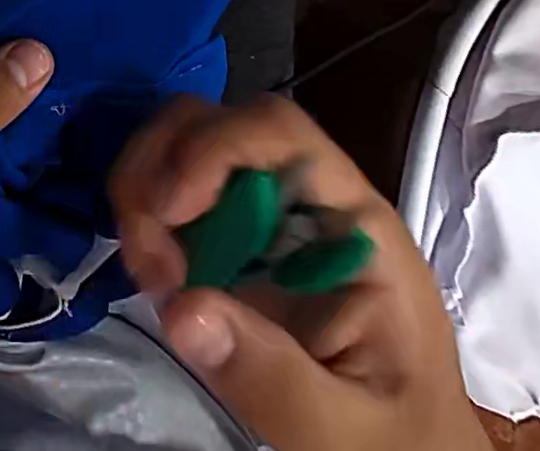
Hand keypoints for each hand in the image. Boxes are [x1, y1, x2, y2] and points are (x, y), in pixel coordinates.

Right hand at [111, 96, 488, 450]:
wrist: (399, 446)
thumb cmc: (395, 434)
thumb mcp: (352, 430)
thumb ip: (276, 379)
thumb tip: (181, 310)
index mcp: (349, 218)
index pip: (278, 131)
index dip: (214, 148)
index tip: (170, 213)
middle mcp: (296, 190)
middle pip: (212, 121)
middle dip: (161, 171)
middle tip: (148, 258)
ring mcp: (255, 203)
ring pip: (177, 141)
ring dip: (143, 191)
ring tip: (149, 272)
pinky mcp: (223, 225)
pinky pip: (165, 183)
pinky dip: (140, 212)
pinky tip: (151, 270)